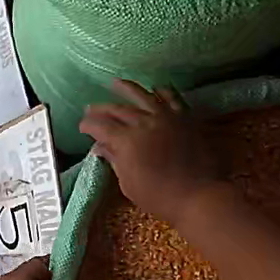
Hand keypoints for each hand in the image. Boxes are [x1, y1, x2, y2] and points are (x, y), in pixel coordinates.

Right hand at [78, 80, 223, 222]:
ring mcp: (166, 117)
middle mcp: (144, 122)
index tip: (82, 127)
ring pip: (143, 96)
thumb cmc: (159, 196)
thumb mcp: (128, 183)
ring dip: (126, 88)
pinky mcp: (184, 118)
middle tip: (90, 108)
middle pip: (117, 109)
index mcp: (126, 140)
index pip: (100, 126)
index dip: (88, 124)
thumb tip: (100, 147)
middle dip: (101, 108)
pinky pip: (172, 98)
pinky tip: (155, 88)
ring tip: (115, 83)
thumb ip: (115, 160)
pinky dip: (161, 91)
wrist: (197, 195)